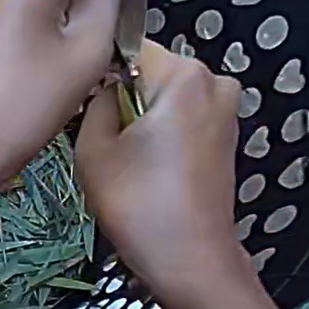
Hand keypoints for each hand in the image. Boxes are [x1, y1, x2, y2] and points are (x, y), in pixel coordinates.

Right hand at [76, 41, 252, 300]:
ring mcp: (225, 111)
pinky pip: (179, 124)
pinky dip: (157, 141)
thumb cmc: (136, 203)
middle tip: (101, 148)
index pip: (129, 51)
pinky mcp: (224, 139)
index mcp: (185, 75)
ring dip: (138, 125)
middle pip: (149, 77)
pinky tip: (144, 174)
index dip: (100, 79)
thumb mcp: (93, 151)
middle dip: (121, 104)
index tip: (83, 114)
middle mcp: (214, 81)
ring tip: (122, 166)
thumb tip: (100, 92)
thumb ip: (92, 106)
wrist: (187, 257)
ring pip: (162, 103)